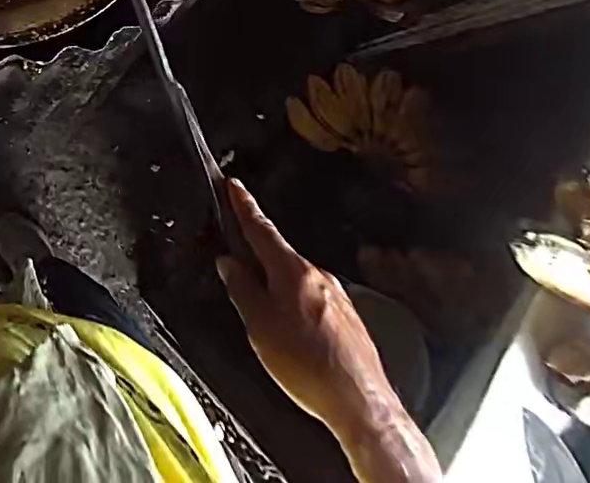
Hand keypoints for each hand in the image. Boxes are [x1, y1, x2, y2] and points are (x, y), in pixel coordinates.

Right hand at [216, 179, 408, 445]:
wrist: (361, 403)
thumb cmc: (309, 367)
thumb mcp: (259, 326)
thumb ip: (241, 289)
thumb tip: (229, 263)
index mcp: (291, 270)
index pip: (260, 228)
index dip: (243, 205)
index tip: (234, 186)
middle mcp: (316, 273)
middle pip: (278, 253)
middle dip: (257, 257)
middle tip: (239, 269)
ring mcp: (335, 293)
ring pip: (296, 279)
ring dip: (278, 287)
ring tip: (268, 322)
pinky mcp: (347, 315)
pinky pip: (313, 298)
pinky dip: (297, 306)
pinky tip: (295, 336)